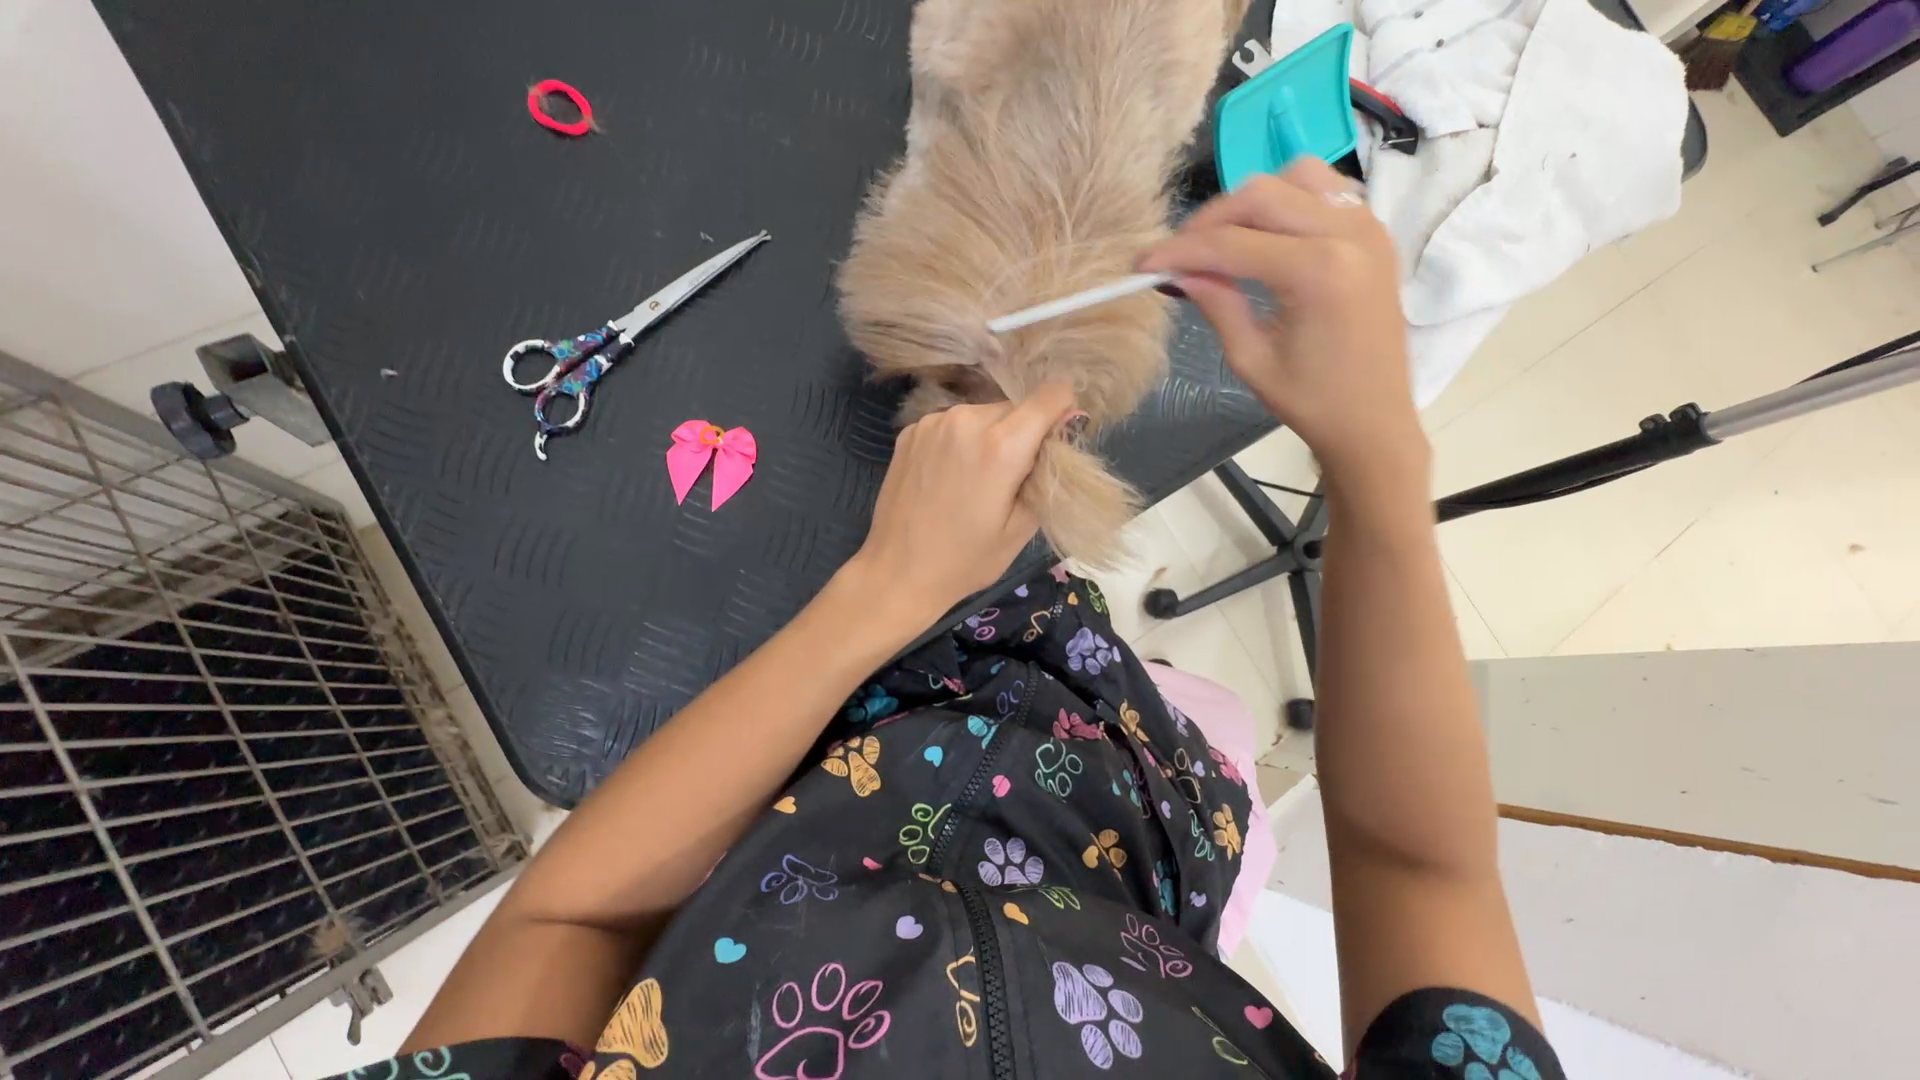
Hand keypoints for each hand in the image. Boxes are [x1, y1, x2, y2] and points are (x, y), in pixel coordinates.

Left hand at [841, 382, 1077, 628]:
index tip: (1056, 439)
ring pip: (983, 414)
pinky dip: (960, 440)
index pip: (1051, 394)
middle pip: (1015, 408)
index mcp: (1001, 446)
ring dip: (990, 435)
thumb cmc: (966, 560)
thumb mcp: (1021, 527)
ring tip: (976, 480)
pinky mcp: (911, 431)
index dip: (1062, 411)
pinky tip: (949, 476)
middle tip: (1011, 478)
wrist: (898, 571)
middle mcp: (967, 420)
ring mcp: (933, 422)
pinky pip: (952, 423)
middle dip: (1023, 433)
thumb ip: (1047, 472)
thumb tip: (1065, 431)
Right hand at [1140, 158, 1428, 491]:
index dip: (1180, 251)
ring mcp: (1368, 227)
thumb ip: (1216, 303)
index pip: (1231, 244)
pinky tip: (1267, 236)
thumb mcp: (1251, 358)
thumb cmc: (1312, 401)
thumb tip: (1178, 272)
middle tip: (1178, 255)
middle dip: (1209, 222)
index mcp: (1318, 272)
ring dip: (1251, 203)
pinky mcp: (1374, 232)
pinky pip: (1326, 190)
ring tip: (1224, 241)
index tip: (1142, 264)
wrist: (1374, 420)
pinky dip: (1289, 201)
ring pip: (1295, 178)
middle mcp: (1348, 234)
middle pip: (1260, 195)